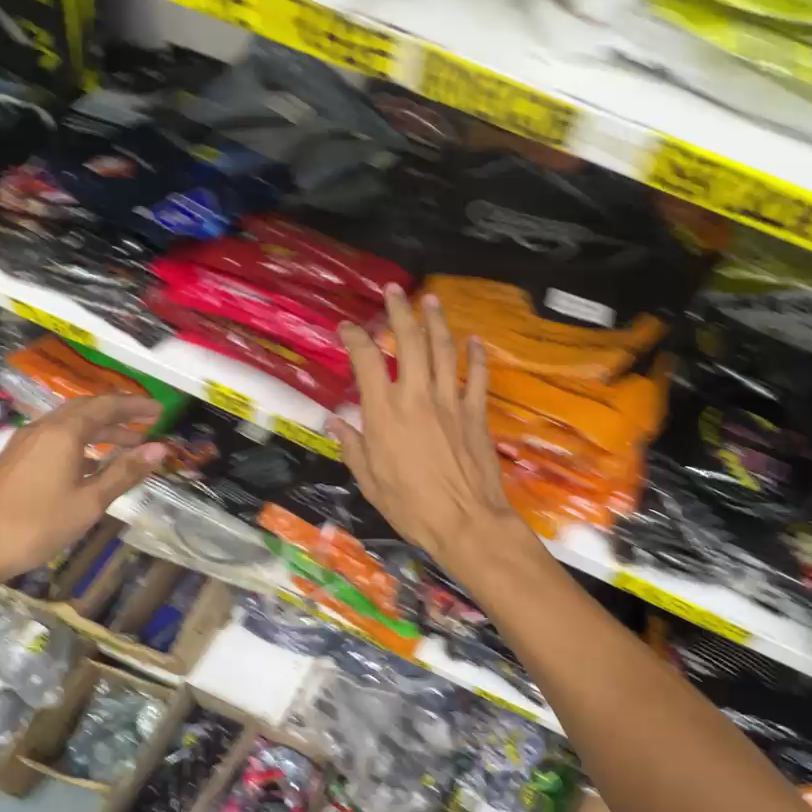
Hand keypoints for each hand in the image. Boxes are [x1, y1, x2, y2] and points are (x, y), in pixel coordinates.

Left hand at [0, 394, 166, 580]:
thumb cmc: (38, 525)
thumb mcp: (90, 502)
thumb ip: (125, 472)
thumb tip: (160, 449)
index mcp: (62, 433)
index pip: (106, 407)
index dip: (135, 406)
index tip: (160, 410)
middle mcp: (43, 429)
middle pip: (86, 409)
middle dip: (119, 413)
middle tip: (148, 421)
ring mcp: (25, 443)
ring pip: (69, 424)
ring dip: (101, 429)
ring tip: (129, 443)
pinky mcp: (16, 460)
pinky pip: (56, 438)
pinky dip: (82, 442)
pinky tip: (93, 463)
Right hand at [329, 287, 525, 571]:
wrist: (465, 521)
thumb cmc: (410, 507)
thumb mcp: (370, 482)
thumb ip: (352, 447)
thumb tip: (334, 422)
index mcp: (384, 413)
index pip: (366, 360)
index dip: (356, 337)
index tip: (348, 327)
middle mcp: (416, 396)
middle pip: (409, 341)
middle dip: (400, 311)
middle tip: (395, 291)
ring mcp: (450, 401)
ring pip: (444, 350)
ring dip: (436, 322)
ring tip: (430, 300)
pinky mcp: (476, 413)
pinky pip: (477, 376)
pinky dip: (476, 356)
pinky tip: (474, 340)